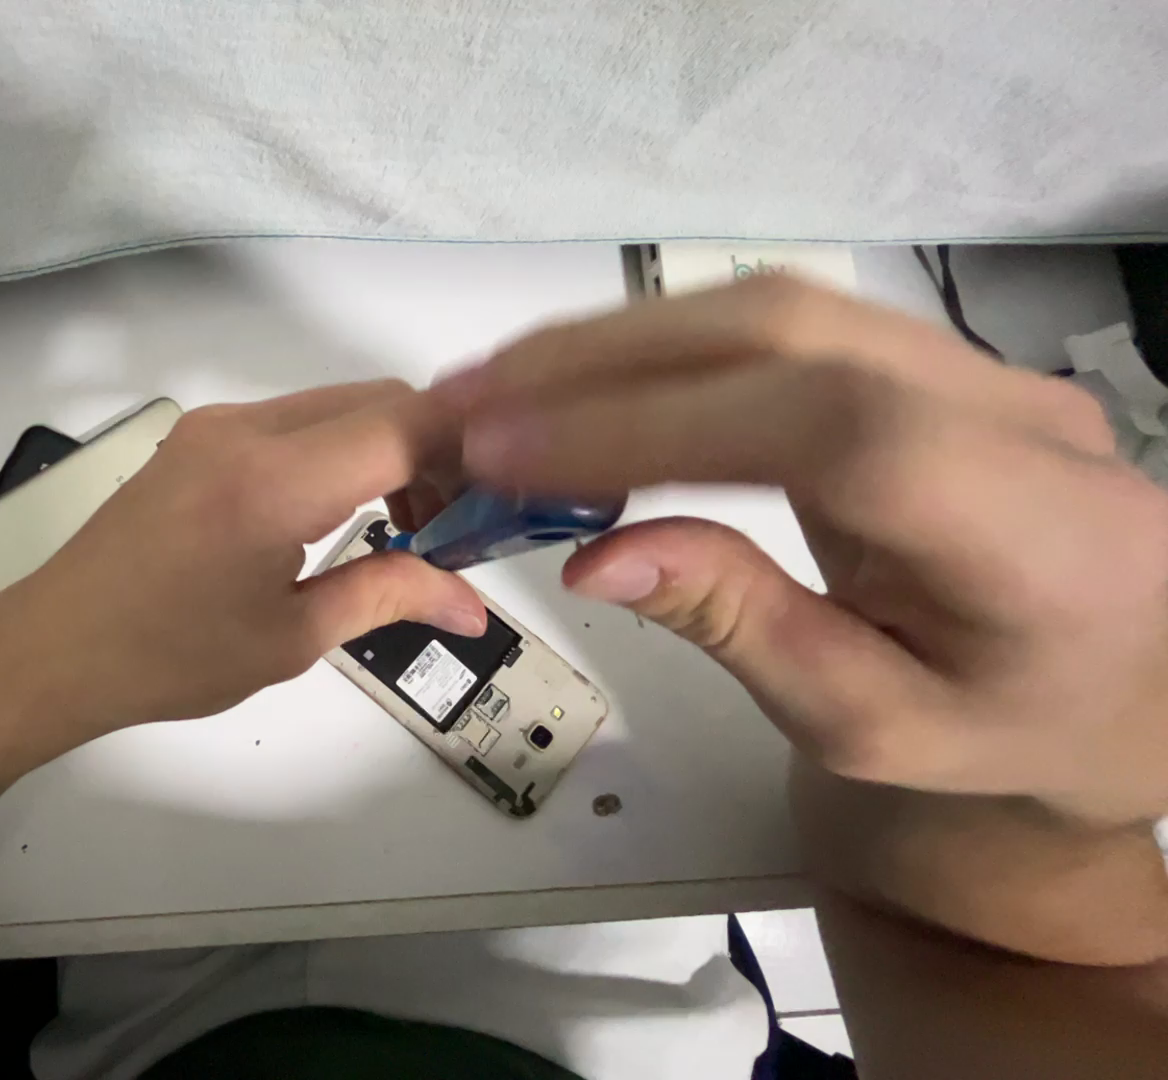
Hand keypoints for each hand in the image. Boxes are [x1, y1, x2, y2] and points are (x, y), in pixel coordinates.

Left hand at [0, 381, 487, 741]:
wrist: (57, 646)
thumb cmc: (169, 658)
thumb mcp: (290, 638)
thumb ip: (387, 597)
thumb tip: (472, 605)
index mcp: (272, 481)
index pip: (406, 424)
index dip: (470, 451)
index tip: (493, 505)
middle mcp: (243, 428)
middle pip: (378, 400)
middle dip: (433, 451)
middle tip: (446, 529)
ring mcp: (213, 424)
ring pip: (336, 404)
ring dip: (385, 449)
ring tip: (394, 528)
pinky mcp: (196, 435)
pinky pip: (292, 420)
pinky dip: (336, 450)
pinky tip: (333, 511)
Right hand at [427, 276, 1167, 826]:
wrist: (1107, 678)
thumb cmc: (986, 728)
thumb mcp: (860, 720)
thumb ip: (734, 625)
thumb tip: (592, 558)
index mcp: (1034, 537)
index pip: (832, 432)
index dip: (652, 427)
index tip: (506, 456)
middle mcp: (1009, 415)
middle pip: (782, 332)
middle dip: (598, 361)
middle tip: (468, 403)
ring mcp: (962, 369)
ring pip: (761, 308)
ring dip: (606, 342)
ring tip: (493, 387)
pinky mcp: (906, 362)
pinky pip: (759, 326)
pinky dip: (642, 345)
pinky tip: (568, 378)